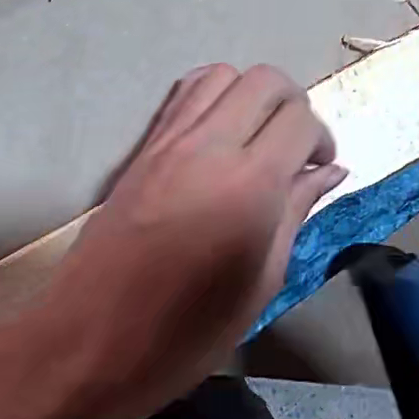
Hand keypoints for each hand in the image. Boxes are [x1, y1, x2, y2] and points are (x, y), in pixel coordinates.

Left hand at [49, 64, 345, 414]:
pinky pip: (184, 96)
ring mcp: (167, 142)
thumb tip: (327, 172)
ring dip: (252, 97)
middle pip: (265, 81)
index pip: (300, 120)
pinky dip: (214, 99)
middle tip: (297, 150)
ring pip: (222, 75)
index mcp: (249, 185)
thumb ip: (296, 212)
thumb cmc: (187, 333)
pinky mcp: (140, 151)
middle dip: (294, 105)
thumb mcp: (261, 282)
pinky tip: (220, 140)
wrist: (90, 342)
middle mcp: (208, 147)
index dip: (322, 140)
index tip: (320, 171)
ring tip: (258, 141)